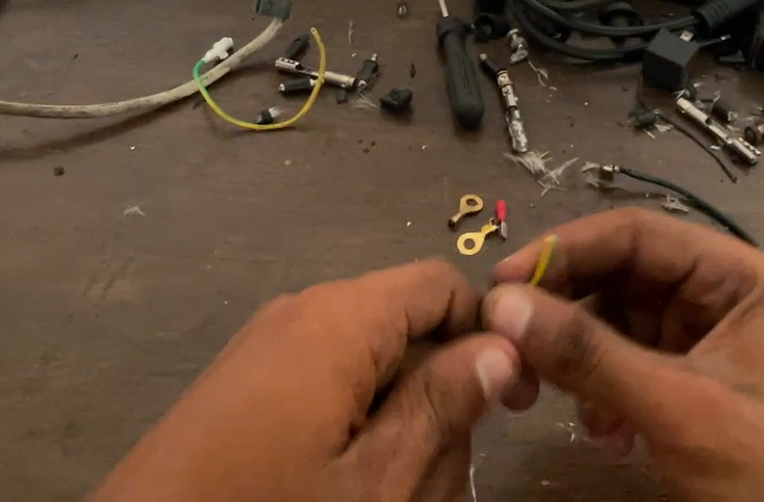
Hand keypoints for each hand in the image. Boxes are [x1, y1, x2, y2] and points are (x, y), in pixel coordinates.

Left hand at [93, 260, 525, 501]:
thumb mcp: (375, 483)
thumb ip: (444, 405)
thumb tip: (502, 343)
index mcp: (341, 314)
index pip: (441, 282)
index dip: (488, 331)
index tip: (516, 400)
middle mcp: (305, 310)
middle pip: (407, 327)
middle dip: (439, 397)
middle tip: (437, 481)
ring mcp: (270, 345)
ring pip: (371, 367)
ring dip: (398, 428)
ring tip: (388, 496)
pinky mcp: (247, 383)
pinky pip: (327, 387)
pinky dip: (353, 432)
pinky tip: (344, 489)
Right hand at [485, 209, 763, 501]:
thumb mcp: (679, 408)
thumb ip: (589, 355)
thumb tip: (501, 304)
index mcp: (732, 275)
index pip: (635, 234)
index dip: (566, 249)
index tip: (504, 280)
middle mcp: (713, 294)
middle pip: (617, 276)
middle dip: (565, 311)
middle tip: (510, 340)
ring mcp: (698, 339)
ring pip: (612, 320)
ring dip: (577, 357)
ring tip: (550, 395)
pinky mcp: (684, 382)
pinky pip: (621, 363)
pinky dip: (597, 390)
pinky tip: (602, 431)